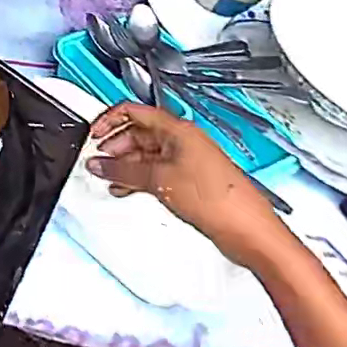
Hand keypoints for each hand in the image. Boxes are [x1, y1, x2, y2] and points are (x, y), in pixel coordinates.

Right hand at [88, 102, 292, 269]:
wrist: (252, 235)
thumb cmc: (220, 200)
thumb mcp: (159, 179)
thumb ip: (122, 169)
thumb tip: (99, 164)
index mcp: (177, 129)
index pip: (132, 111)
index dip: (108, 120)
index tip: (94, 134)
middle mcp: (183, 141)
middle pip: (138, 133)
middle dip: (115, 146)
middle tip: (100, 160)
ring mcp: (189, 161)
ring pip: (147, 154)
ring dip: (126, 165)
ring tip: (110, 178)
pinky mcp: (193, 181)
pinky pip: (157, 171)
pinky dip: (140, 177)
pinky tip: (129, 189)